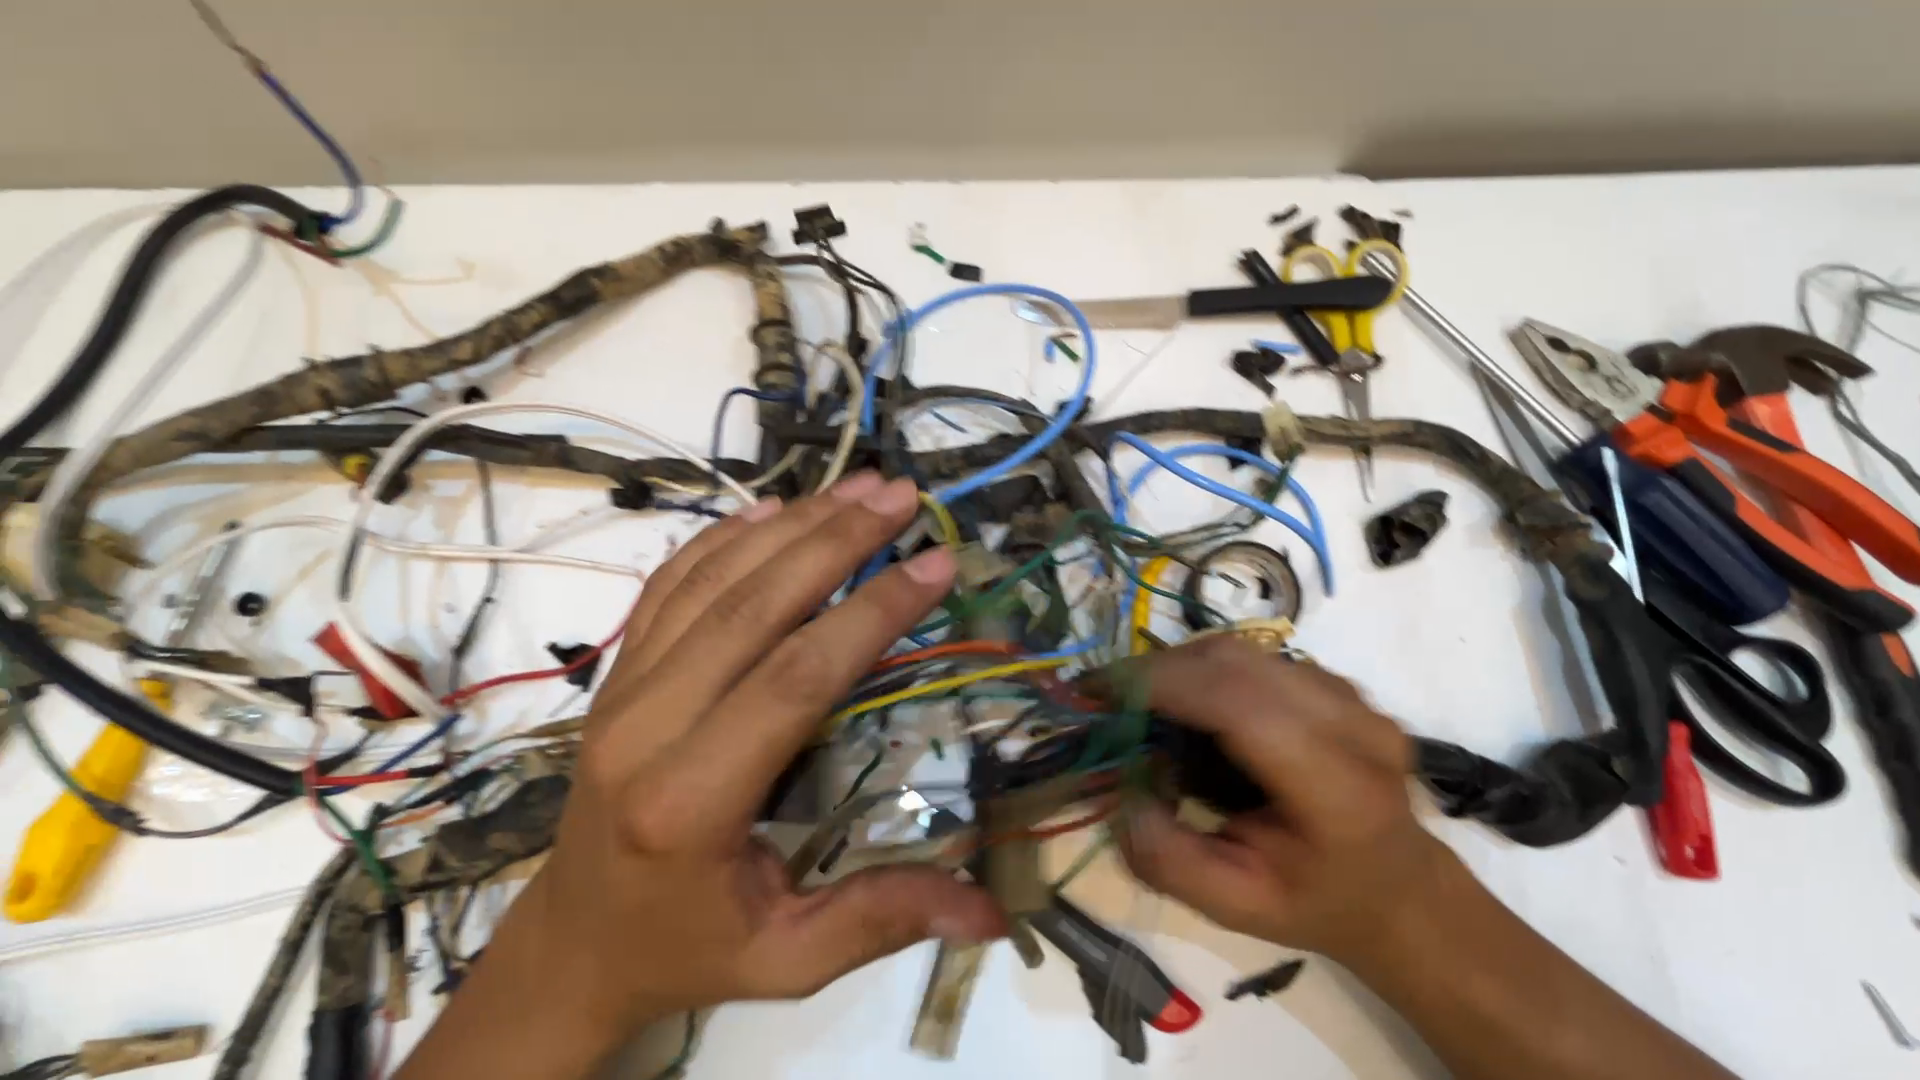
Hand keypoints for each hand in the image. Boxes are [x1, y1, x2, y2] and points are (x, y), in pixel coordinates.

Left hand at [464, 473, 1005, 1045]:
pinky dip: (722, 539)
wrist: (574, 941)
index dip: (872, 613)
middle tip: (903, 496)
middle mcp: (646, 727)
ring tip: (859, 486)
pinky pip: (669, 587)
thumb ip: (882, 921)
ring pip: (710, 582)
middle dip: (837, 541)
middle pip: (752, 607)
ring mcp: (621, 692)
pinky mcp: (617, 676)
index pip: (796, 678)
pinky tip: (771, 511)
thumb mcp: (787, 959)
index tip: (937, 563)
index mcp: (692, 799)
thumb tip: (993, 916)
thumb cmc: (687, 948)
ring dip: (791, 525)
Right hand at [1116, 637, 1458, 963]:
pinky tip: (1197, 713)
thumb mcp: (1231, 906)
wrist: (1398, 890)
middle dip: (1159, 670)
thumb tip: (1116, 782)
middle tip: (1107, 699)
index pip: (1241, 707)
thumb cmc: (1313, 903)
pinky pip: (1259, 658)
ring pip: (1245, 651)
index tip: (1097, 692)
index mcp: (1337, 793)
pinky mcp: (1343, 685)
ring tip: (1149, 710)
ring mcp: (1356, 700)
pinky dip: (1211, 672)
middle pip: (1238, 662)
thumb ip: (1164, 856)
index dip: (1164, 686)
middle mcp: (1357, 730)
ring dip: (1182, 668)